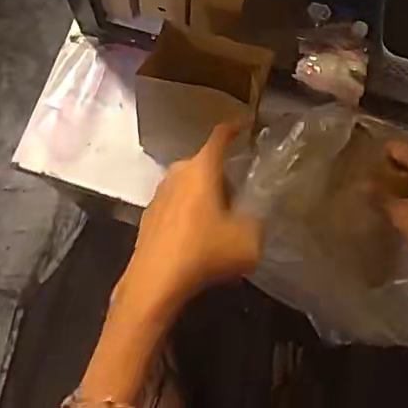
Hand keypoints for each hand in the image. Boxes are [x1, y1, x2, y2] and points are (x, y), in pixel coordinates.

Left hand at [114, 121, 261, 322]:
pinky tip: (198, 244)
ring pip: (190, 186)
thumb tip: (255, 217)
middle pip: (207, 164)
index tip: (247, 123)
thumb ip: (258, 222)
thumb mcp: (248, 242)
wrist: (153, 284)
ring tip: (220, 228)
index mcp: (202, 167)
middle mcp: (179, 171)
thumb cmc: (202, 253)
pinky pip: (176, 206)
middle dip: (223, 177)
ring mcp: (160, 192)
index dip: (236, 127)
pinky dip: (189, 216)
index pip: (221, 135)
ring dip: (205, 199)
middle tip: (240, 200)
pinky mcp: (149, 215)